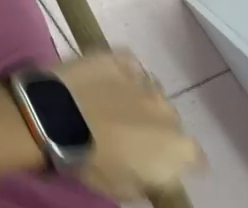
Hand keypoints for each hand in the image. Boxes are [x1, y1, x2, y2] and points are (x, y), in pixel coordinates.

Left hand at [51, 51, 203, 199]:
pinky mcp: (116, 58)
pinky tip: (106, 76)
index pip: (193, 157)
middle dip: (154, 125)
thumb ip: (146, 180)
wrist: (54, 118)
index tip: (156, 159)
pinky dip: (121, 70)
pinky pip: (128, 63)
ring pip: (150, 90)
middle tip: (128, 129)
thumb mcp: (125, 189)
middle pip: (169, 120)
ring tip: (112, 100)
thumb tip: (145, 172)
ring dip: (137, 97)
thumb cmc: (91, 161)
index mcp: (178, 149)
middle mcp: (168, 112)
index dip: (175, 158)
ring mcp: (143, 81)